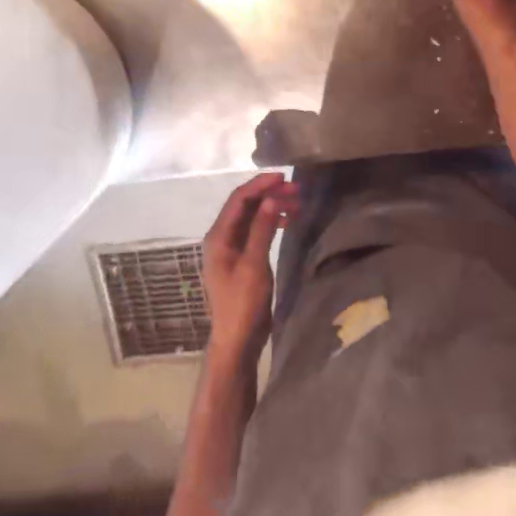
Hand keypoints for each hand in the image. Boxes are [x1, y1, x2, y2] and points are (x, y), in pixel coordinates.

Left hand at [200, 173, 298, 358]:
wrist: (237, 339)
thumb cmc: (243, 303)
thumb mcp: (254, 265)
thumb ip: (262, 229)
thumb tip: (271, 198)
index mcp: (218, 236)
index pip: (238, 199)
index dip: (260, 185)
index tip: (284, 177)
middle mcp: (221, 238)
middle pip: (245, 206)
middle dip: (269, 194)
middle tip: (297, 190)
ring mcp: (230, 248)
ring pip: (252, 217)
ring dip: (272, 207)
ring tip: (297, 203)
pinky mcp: (241, 258)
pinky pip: (255, 231)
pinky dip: (270, 223)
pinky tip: (287, 222)